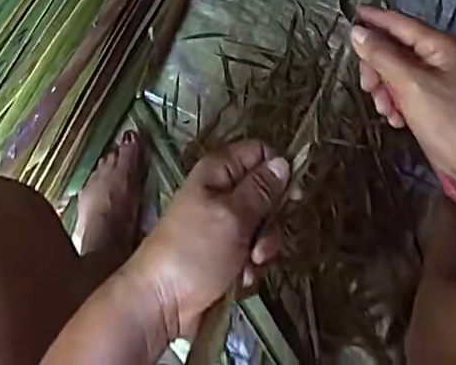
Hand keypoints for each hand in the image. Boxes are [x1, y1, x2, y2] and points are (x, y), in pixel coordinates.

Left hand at [121, 140, 289, 339]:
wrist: (162, 303)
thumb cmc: (195, 250)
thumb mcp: (232, 216)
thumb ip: (261, 190)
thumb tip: (283, 161)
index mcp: (219, 170)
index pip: (259, 153)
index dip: (279, 170)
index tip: (293, 197)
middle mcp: (222, 191)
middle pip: (267, 194)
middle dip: (271, 223)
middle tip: (260, 244)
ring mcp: (224, 224)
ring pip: (263, 228)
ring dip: (261, 251)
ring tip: (246, 267)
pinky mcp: (226, 253)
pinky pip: (253, 254)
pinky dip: (250, 269)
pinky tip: (238, 282)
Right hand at [351, 7, 455, 194]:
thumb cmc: (448, 122)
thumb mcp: (410, 84)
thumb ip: (381, 55)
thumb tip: (357, 31)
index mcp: (439, 45)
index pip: (398, 22)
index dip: (373, 18)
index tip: (349, 15)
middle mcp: (439, 56)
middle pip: (394, 47)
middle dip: (376, 66)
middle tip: (367, 86)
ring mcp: (437, 78)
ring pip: (395, 70)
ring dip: (384, 87)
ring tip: (384, 109)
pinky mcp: (434, 99)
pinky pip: (404, 88)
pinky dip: (395, 100)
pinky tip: (395, 118)